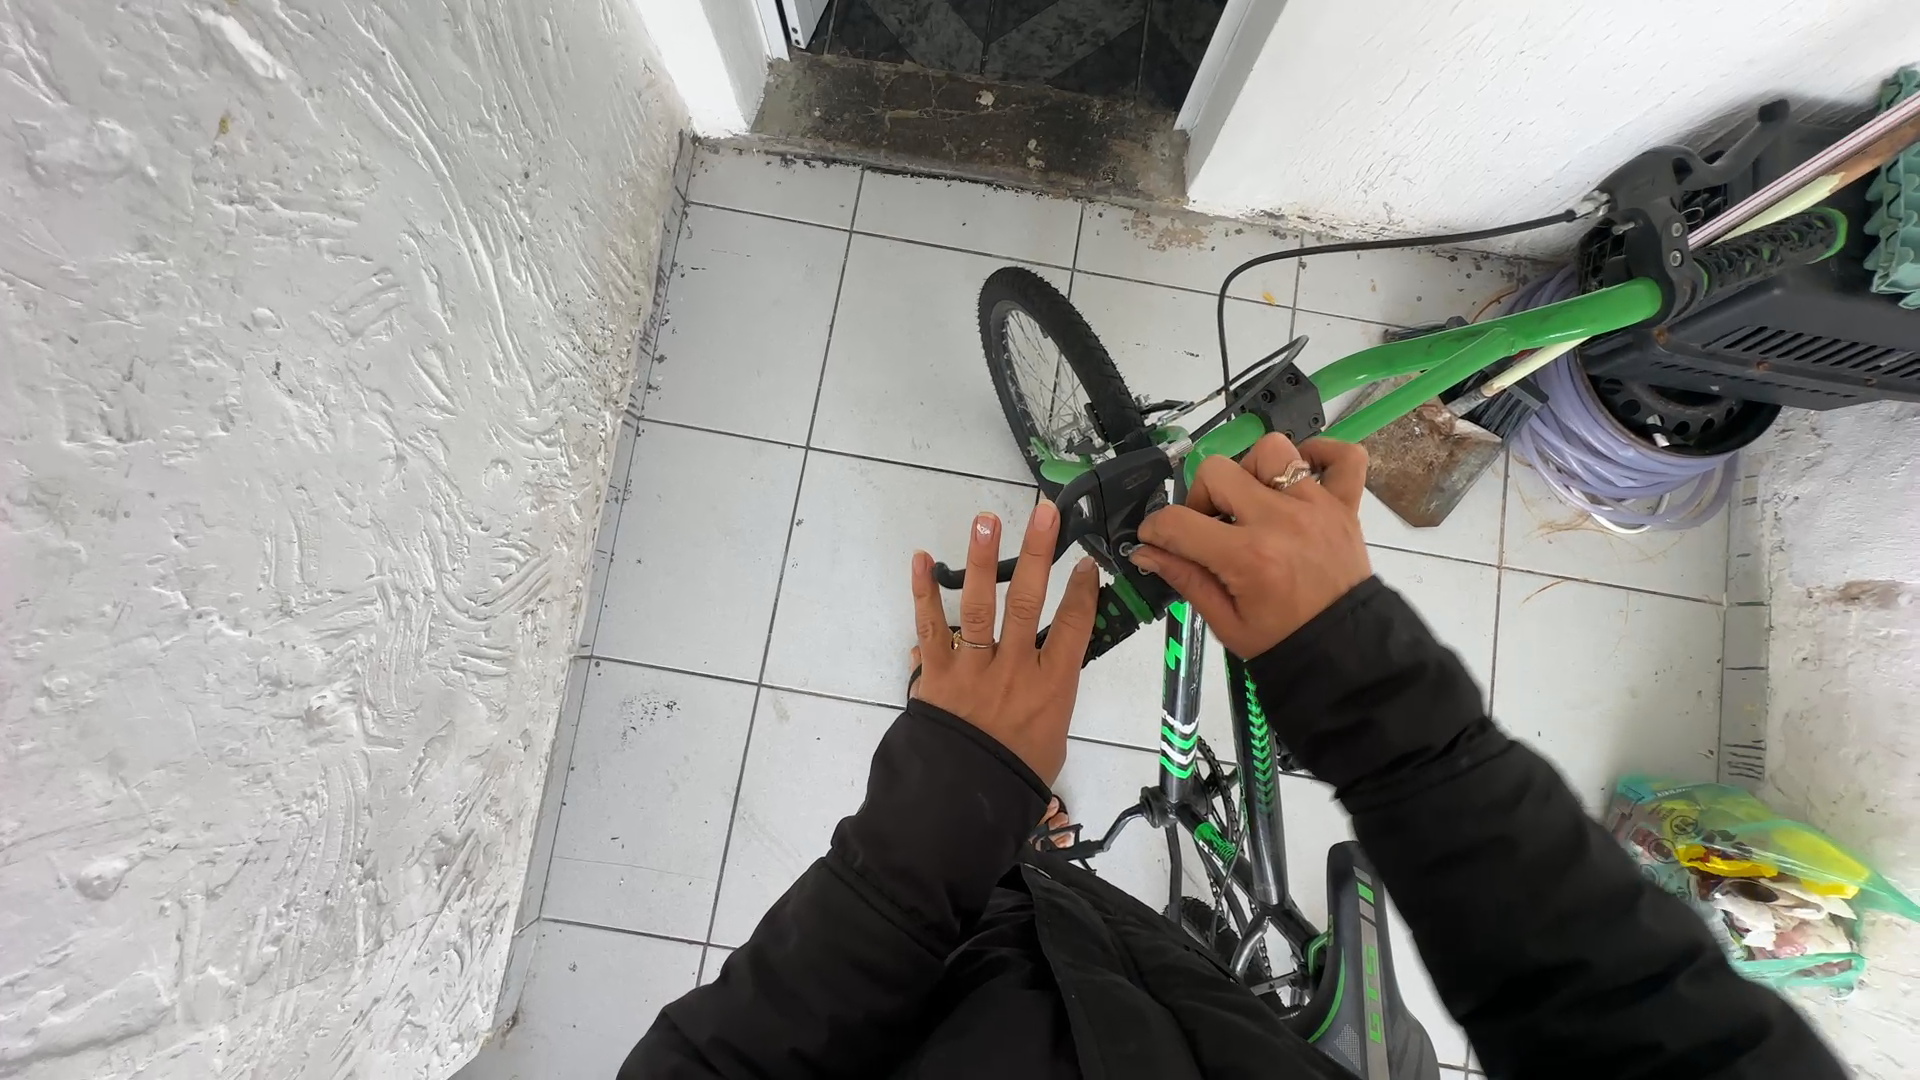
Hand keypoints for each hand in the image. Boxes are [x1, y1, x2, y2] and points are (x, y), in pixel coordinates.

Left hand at [909, 501, 1098, 785]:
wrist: (961, 805)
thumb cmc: (1015, 777)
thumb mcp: (1051, 738)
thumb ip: (1049, 696)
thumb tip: (1043, 668)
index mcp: (1050, 687)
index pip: (1074, 627)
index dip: (1083, 590)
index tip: (1086, 561)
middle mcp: (1013, 669)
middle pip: (1028, 602)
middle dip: (1037, 554)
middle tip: (1043, 513)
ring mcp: (971, 668)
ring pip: (980, 606)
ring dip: (982, 560)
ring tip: (986, 520)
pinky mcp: (935, 673)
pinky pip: (929, 628)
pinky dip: (923, 594)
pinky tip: (920, 559)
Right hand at [1128, 435, 1370, 657]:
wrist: (1346, 653)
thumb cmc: (1282, 639)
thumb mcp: (1223, 620)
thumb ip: (1183, 578)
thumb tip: (1143, 551)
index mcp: (1248, 556)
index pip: (1178, 522)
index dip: (1154, 529)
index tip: (1154, 539)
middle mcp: (1281, 520)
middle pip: (1216, 472)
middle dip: (1199, 498)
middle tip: (1208, 529)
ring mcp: (1316, 506)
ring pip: (1270, 451)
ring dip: (1250, 473)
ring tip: (1250, 504)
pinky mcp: (1345, 505)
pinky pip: (1342, 456)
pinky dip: (1320, 455)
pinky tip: (1298, 477)